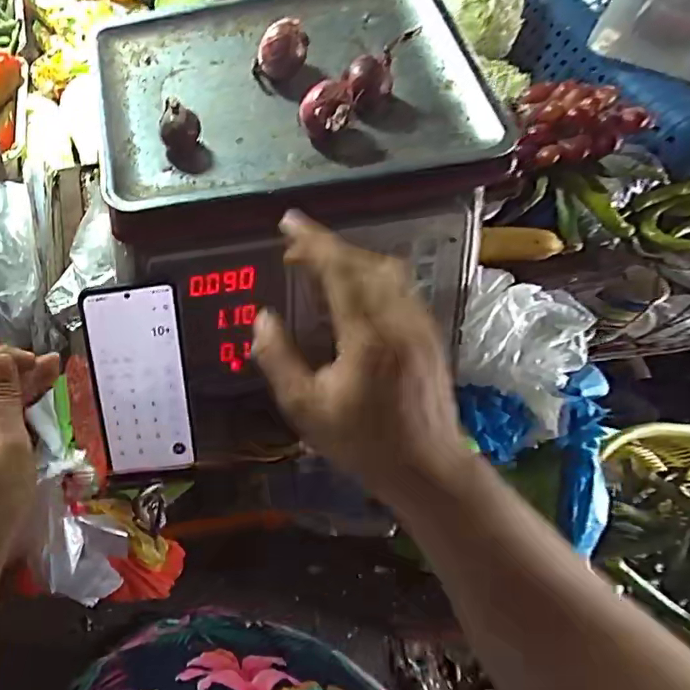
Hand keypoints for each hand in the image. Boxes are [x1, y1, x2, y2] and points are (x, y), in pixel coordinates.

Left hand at [0, 347, 61, 562]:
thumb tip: (3, 359)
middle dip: (20, 371)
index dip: (10, 358)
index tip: (40, 363)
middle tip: (55, 366)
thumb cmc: (0, 495)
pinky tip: (37, 403)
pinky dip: (15, 409)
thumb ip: (8, 398)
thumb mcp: (11, 443)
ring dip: (21, 388)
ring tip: (53, 376)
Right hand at [251, 210, 471, 503]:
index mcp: (367, 335)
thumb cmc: (361, 441)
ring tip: (317, 262)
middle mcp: (399, 320)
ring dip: (351, 258)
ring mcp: (419, 325)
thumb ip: (278, 358)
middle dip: (329, 246)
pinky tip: (351, 288)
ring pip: (387, 272)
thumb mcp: (305, 407)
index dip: (312, 242)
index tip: (288, 223)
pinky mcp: (427, 335)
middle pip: (366, 263)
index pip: (339, 271)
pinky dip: (369, 275)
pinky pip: (398, 287)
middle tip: (293, 246)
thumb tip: (262, 319)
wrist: (426, 467)